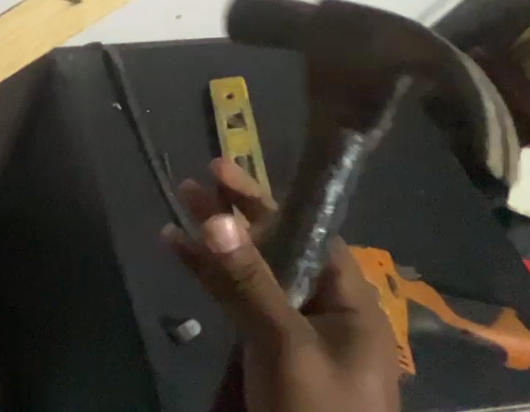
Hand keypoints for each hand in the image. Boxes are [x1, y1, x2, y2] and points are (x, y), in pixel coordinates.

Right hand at [166, 158, 400, 411]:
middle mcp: (327, 313)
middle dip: (235, 216)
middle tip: (193, 183)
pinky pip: (239, 303)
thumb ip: (249, 280)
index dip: (265, 200)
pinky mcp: (271, 357)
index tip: (220, 172)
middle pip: (279, 249)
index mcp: (351, 306)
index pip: (310, 233)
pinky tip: (177, 252)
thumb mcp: (284, 346)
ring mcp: (298, 336)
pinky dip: (210, 277)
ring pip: (254, 274)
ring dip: (216, 242)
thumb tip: (215, 214)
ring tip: (178, 208)